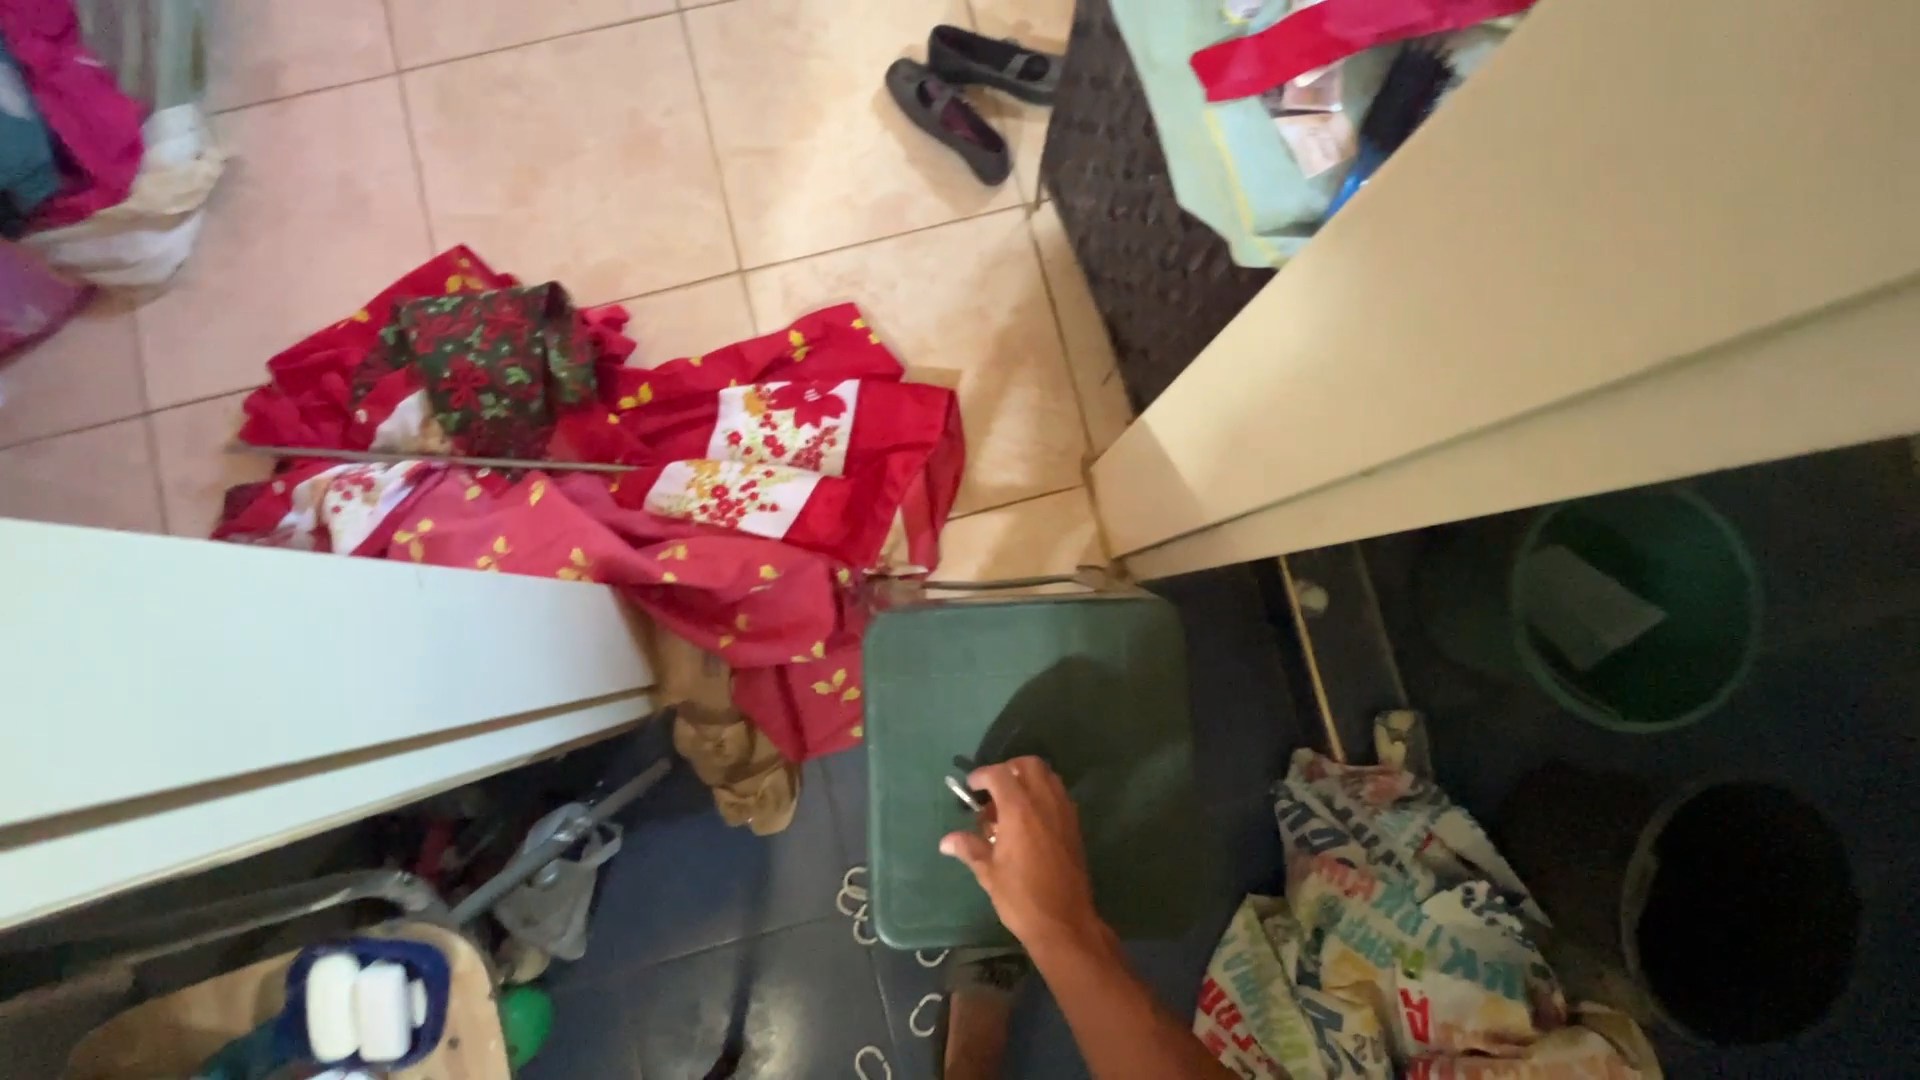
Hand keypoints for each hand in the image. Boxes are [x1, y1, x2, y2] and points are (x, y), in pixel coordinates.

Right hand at [940, 756, 1102, 953]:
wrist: (1064, 922)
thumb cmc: (1021, 898)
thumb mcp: (989, 873)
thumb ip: (969, 848)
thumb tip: (946, 841)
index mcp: (1019, 810)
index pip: (998, 775)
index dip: (981, 776)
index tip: (971, 787)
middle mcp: (1043, 802)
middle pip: (1028, 764)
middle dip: (1008, 769)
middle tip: (993, 790)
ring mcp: (1063, 811)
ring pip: (1047, 776)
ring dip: (1028, 779)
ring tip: (1011, 804)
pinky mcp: (1074, 824)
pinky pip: (1058, 794)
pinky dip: (1043, 794)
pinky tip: (1030, 820)